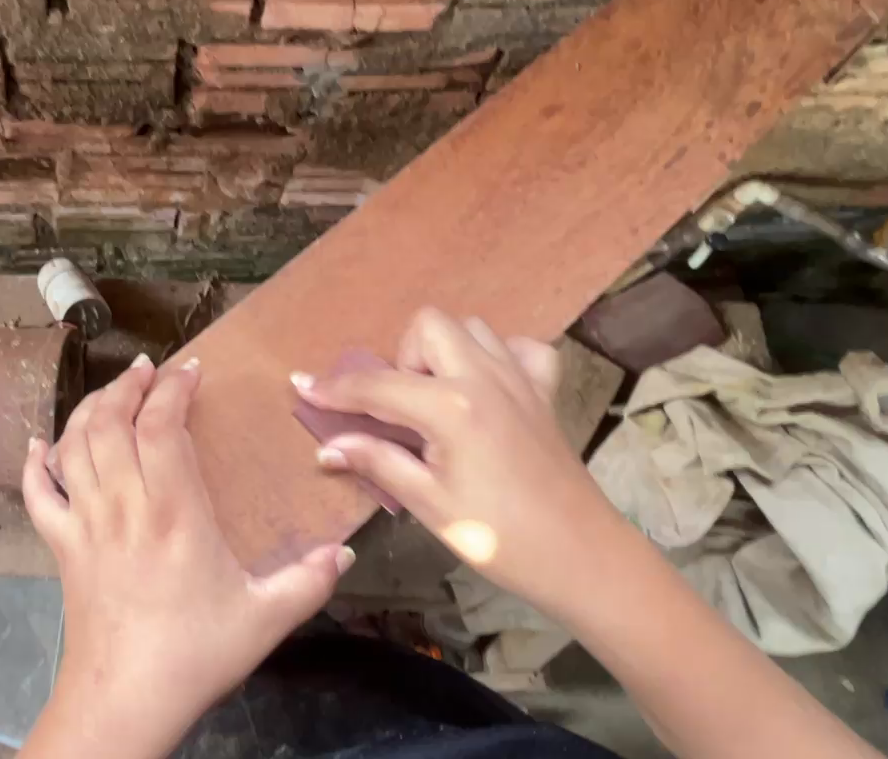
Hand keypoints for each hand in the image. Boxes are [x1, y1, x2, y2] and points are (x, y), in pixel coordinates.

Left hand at [19, 354, 354, 758]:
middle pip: (112, 421)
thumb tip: (347, 552)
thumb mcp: (265, 619)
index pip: (163, 425)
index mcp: (173, 510)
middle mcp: (123, 503)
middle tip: (147, 369)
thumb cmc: (194, 654)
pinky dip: (34, 464)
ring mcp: (84, 521)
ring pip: (75, 444)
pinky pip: (37, 494)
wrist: (123, 702)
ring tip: (111, 392)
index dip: (174, 389)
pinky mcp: (60, 545)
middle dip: (128, 385)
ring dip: (89, 408)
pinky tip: (38, 445)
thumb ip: (309, 581)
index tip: (191, 371)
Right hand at [294, 308, 630, 620]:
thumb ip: (377, 462)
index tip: (303, 386)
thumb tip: (326, 447)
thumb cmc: (500, 538)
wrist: (584, 559)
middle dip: (401, 359)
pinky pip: (519, 347)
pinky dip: (496, 356)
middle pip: (427, 326)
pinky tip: (486, 389)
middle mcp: (484, 376)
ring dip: (443, 353)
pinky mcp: (544, 390)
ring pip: (470, 328)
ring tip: (438, 400)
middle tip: (402, 409)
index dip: (334, 389)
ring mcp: (519, 378)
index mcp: (451, 406)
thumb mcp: (429, 504)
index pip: (377, 387)